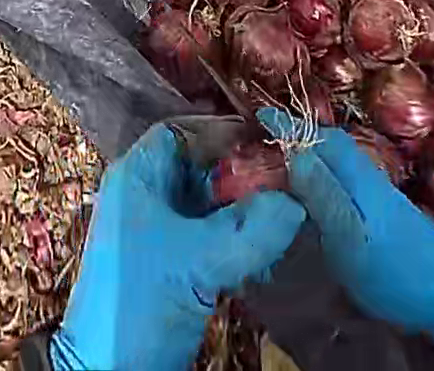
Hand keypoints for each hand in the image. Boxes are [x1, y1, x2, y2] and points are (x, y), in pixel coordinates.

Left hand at [51, 123, 304, 370]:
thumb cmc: (139, 301)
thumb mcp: (196, 261)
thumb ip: (248, 230)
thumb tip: (295, 204)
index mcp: (137, 177)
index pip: (179, 133)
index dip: (218, 131)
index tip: (260, 140)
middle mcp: (145, 196)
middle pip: (197, 166)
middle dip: (238, 171)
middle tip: (281, 177)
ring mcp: (156, 232)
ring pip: (206, 203)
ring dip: (241, 207)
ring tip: (280, 211)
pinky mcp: (170, 264)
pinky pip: (208, 235)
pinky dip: (235, 237)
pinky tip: (265, 247)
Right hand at [258, 109, 433, 370]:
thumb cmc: (396, 267)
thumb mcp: (350, 235)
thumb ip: (322, 192)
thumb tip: (292, 151)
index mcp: (354, 171)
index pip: (315, 135)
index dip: (286, 125)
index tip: (258, 114)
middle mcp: (363, 169)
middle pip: (322, 141)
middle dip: (291, 135)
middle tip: (258, 140)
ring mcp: (372, 186)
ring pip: (330, 157)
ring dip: (303, 152)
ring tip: (274, 163)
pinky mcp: (376, 204)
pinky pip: (337, 174)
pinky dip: (316, 171)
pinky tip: (306, 191)